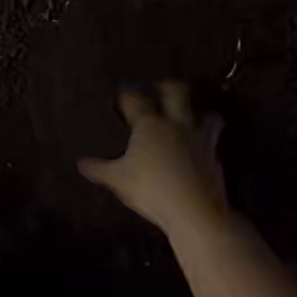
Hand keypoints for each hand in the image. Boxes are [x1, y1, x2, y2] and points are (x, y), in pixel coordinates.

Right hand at [79, 81, 226, 234]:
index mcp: (149, 126)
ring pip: (207, 115)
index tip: (123, 95)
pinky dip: (205, 142)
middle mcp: (177, 126)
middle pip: (177, 93)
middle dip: (169, 86)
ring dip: (199, 112)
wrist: (194, 210)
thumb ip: (98, 169)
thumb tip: (82, 163)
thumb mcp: (117, 180)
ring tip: (193, 115)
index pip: (135, 101)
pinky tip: (199, 150)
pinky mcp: (214, 157)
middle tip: (163, 87)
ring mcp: (200, 139)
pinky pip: (212, 142)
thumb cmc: (152, 188)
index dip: (127, 95)